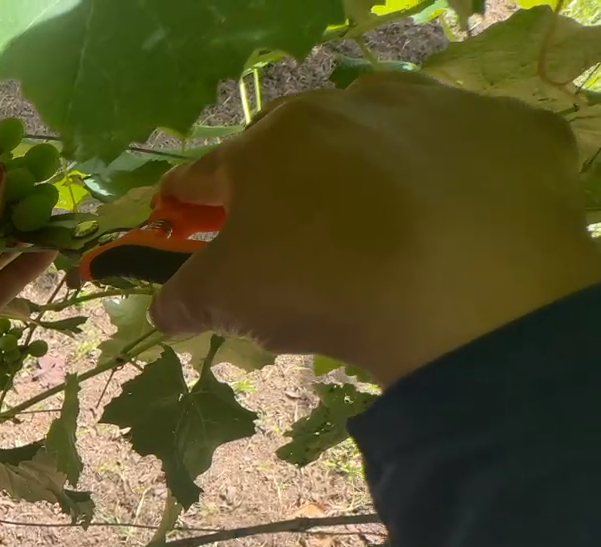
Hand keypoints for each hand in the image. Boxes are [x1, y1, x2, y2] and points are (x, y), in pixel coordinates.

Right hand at [152, 73, 600, 385]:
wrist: (465, 292)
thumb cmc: (311, 283)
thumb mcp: (216, 302)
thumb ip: (176, 299)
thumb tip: (166, 309)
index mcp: (265, 145)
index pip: (202, 173)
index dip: (182, 202)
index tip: (176, 220)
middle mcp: (347, 106)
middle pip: (289, 143)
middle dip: (272, 181)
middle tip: (272, 232)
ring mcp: (437, 108)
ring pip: (371, 137)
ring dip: (352, 173)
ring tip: (355, 230)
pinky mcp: (511, 130)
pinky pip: (452, 154)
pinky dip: (432, 185)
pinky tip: (428, 230)